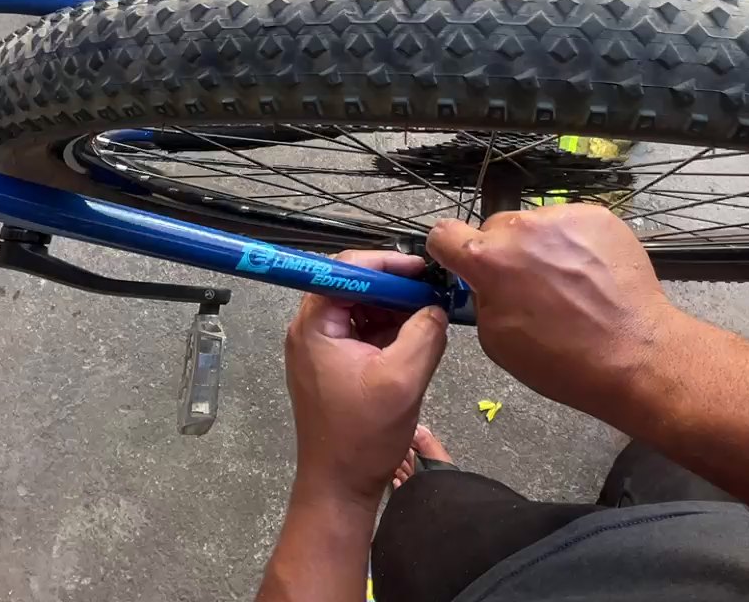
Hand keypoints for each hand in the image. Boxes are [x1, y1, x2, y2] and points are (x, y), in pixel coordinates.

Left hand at [283, 249, 448, 504]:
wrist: (340, 487)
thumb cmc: (361, 437)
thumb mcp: (402, 380)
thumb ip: (424, 333)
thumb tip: (437, 307)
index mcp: (315, 324)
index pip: (348, 268)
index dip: (387, 262)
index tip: (421, 269)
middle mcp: (312, 327)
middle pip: (354, 283)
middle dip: (394, 285)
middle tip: (429, 291)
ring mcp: (321, 344)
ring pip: (362, 305)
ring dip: (394, 307)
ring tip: (427, 315)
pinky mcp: (334, 360)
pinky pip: (363, 328)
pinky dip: (389, 328)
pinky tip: (414, 336)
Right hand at [426, 204, 693, 420]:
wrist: (635, 354)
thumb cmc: (563, 359)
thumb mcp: (497, 340)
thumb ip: (481, 297)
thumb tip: (484, 282)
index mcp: (488, 260)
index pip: (443, 233)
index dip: (447, 249)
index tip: (458, 260)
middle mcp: (521, 228)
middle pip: (494, 229)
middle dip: (502, 252)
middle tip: (528, 286)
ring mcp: (561, 216)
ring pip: (534, 225)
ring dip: (540, 246)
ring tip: (568, 284)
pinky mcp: (595, 215)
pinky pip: (570, 223)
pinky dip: (574, 243)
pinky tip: (591, 275)